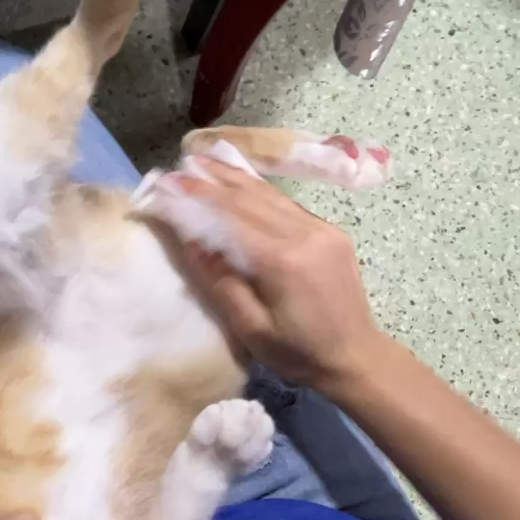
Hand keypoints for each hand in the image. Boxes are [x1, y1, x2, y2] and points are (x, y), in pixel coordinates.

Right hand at [165, 167, 393, 391]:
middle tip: (173, 173)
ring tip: (200, 163)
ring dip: (232, 177)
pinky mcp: (329, 231)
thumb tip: (191, 241)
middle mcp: (304, 233)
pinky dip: (257, 189)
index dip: (194, 201)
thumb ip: (220, 282)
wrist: (356, 357)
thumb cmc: (298, 353)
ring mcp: (321, 228)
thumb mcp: (250, 328)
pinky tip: (238, 180)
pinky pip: (286, 203)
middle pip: (247, 199)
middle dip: (207, 184)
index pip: (229, 219)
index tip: (164, 189)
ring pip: (268, 194)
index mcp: (282, 261)